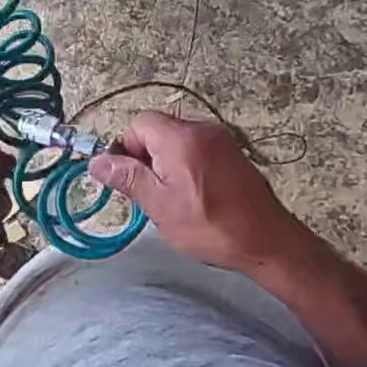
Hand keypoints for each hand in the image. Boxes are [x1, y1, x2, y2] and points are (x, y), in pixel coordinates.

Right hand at [87, 111, 319, 275]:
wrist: (269, 242)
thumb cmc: (211, 226)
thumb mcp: (158, 205)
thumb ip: (126, 177)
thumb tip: (97, 162)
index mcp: (181, 138)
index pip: (138, 123)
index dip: (126, 148)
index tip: (130, 179)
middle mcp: (202, 130)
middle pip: (157, 129)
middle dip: (145, 157)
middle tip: (149, 192)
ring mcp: (221, 140)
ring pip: (175, 141)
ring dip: (164, 163)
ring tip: (172, 198)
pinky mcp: (232, 154)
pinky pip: (196, 149)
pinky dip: (185, 166)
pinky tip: (193, 196)